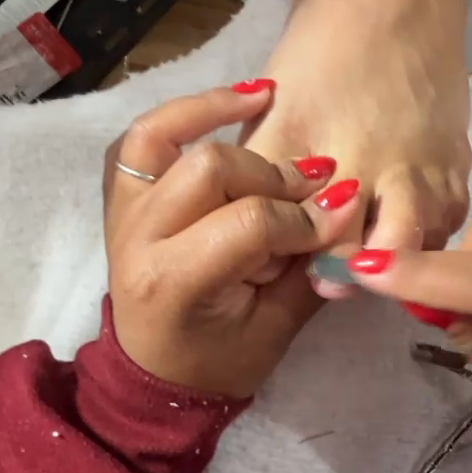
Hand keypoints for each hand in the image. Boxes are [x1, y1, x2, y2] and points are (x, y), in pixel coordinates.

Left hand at [105, 83, 362, 397]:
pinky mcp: (123, 194)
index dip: (303, 217)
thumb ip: (311, 269)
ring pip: (168, 137)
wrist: (154, 374)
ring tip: (269, 97)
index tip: (343, 212)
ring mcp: (123, 211)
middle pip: (211, 170)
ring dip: (222, 115)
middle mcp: (137, 237)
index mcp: (172, 283)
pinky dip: (186, 110)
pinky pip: (146, 136)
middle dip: (274, 176)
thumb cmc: (218, 363)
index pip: (248, 224)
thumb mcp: (275, 330)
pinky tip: (233, 98)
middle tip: (313, 186)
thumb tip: (348, 205)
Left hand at [242, 0, 471, 295]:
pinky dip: (427, 228)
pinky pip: (450, 212)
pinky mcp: (461, 153)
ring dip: (398, 256)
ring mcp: (439, 167)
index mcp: (349, 167)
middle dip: (359, 274)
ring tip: (368, 258)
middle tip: (329, 275)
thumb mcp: (277, 101)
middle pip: (388, 256)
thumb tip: (247, 221)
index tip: (289, 274)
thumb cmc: (326, 34)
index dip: (310, 269)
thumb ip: (264, 166)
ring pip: (426, 241)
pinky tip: (404, 224)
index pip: (331, 246)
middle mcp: (402, 179)